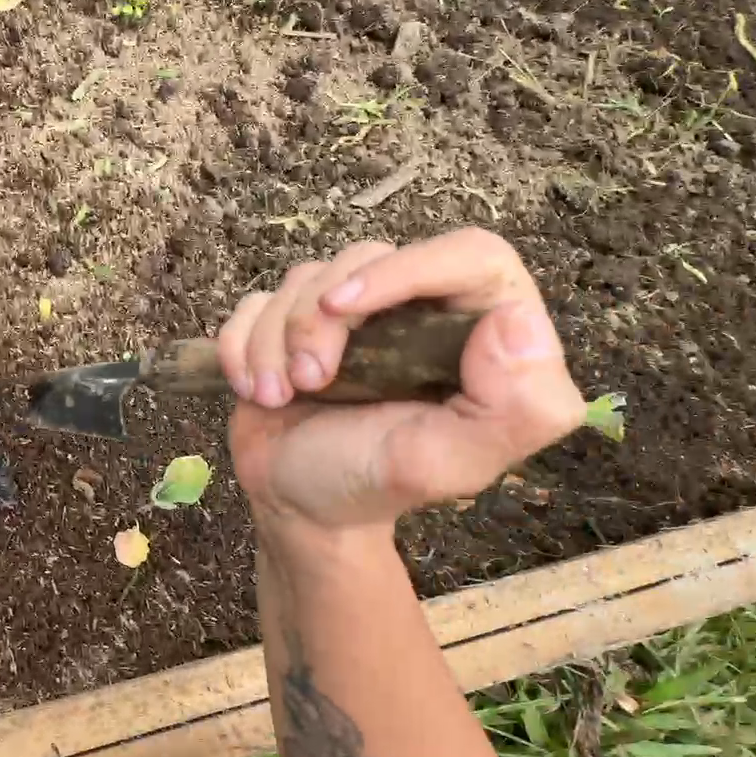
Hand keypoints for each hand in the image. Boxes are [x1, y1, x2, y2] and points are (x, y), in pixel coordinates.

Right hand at [217, 228, 584, 537]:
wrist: (295, 501)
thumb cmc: (375, 484)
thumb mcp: (451, 462)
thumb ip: (514, 405)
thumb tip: (516, 319)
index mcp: (471, 333)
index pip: (466, 256)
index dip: (405, 268)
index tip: (343, 308)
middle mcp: (410, 310)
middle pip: (361, 260)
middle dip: (315, 322)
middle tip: (308, 383)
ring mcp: (342, 316)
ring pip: (298, 281)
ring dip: (271, 342)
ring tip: (276, 396)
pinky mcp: (282, 324)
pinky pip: (250, 305)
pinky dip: (239, 347)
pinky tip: (251, 388)